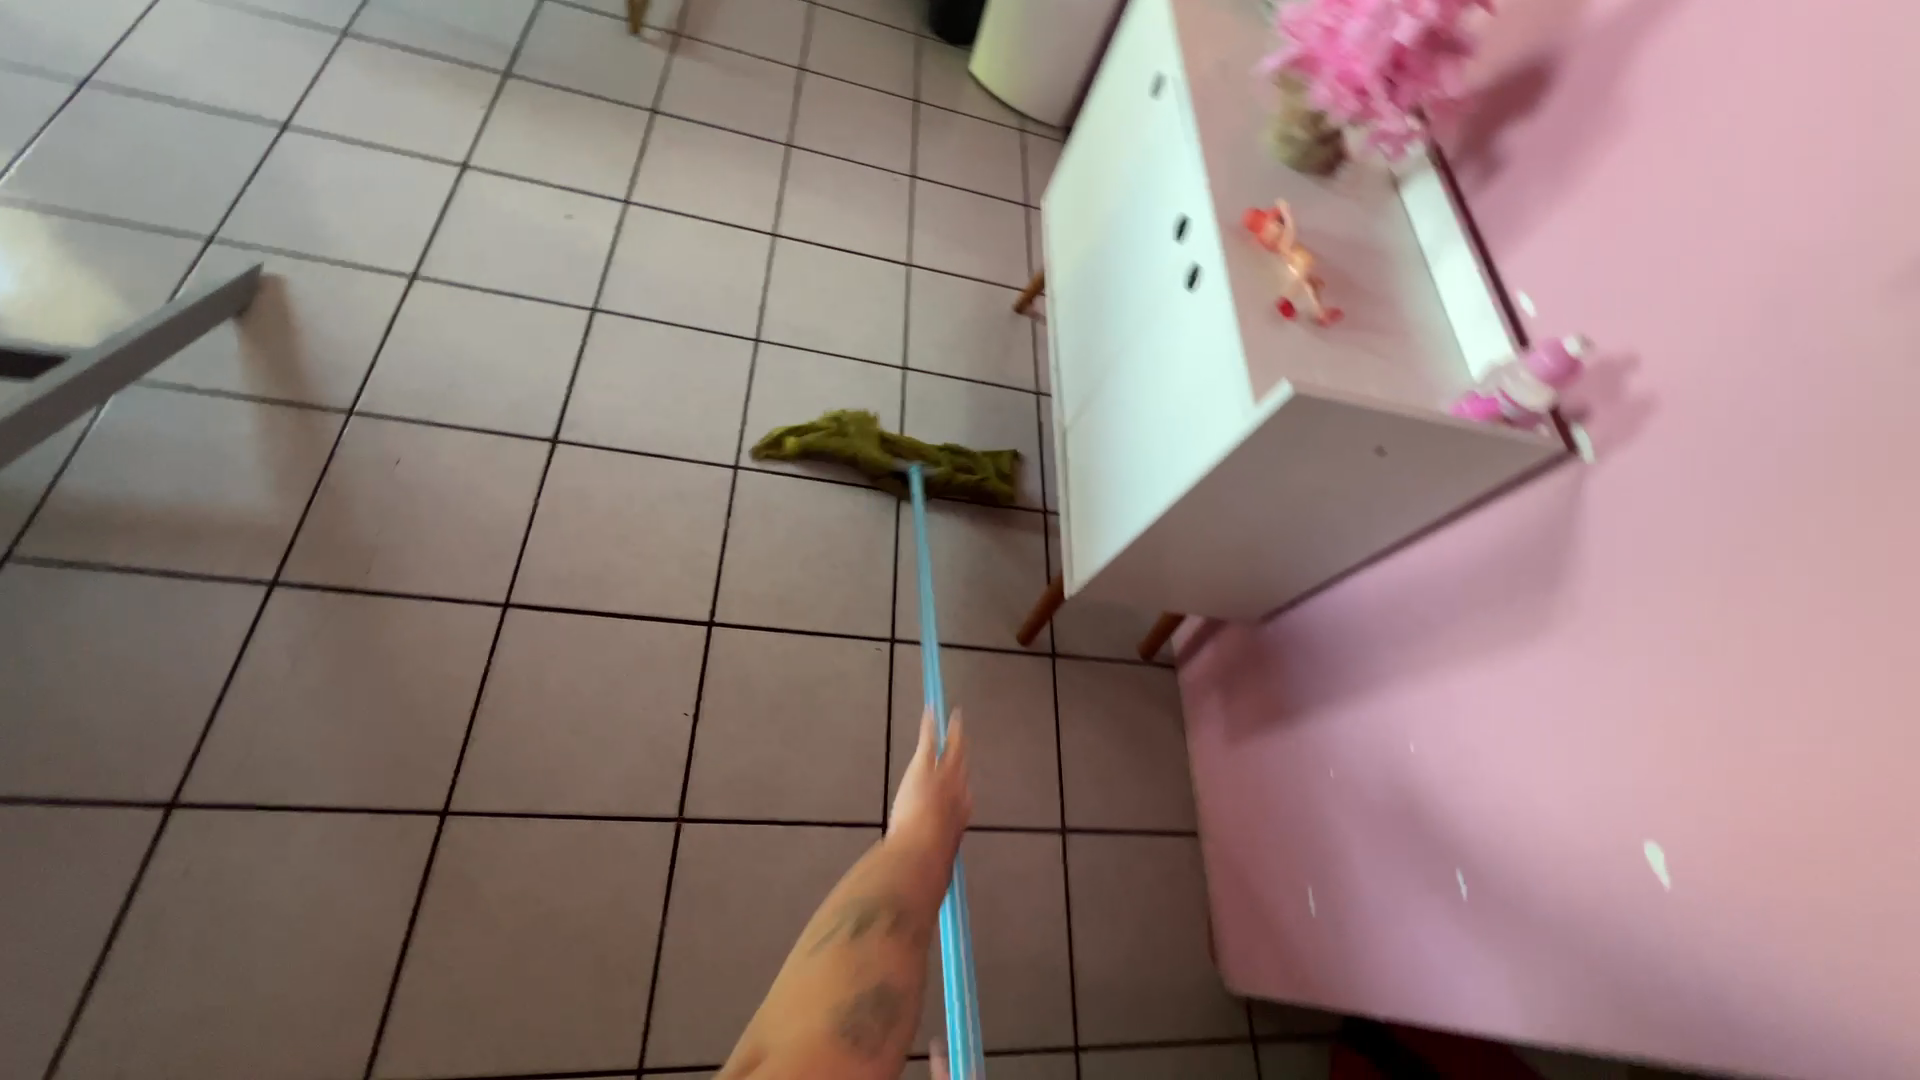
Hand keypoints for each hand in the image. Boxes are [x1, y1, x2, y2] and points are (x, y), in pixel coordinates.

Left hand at [888, 708, 971, 858]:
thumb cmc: (928, 866)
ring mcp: (942, 774)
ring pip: (953, 749)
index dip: (963, 790)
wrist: (921, 853)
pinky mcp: (925, 763)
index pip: (965, 799)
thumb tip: (934, 879)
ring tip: (955, 718)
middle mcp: (957, 791)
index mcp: (961, 818)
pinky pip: (930, 738)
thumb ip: (938, 865)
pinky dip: (931, 723)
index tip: (962, 785)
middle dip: (963, 753)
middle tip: (963, 739)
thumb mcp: (938, 868)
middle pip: (962, 768)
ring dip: (954, 732)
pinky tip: (932, 709)